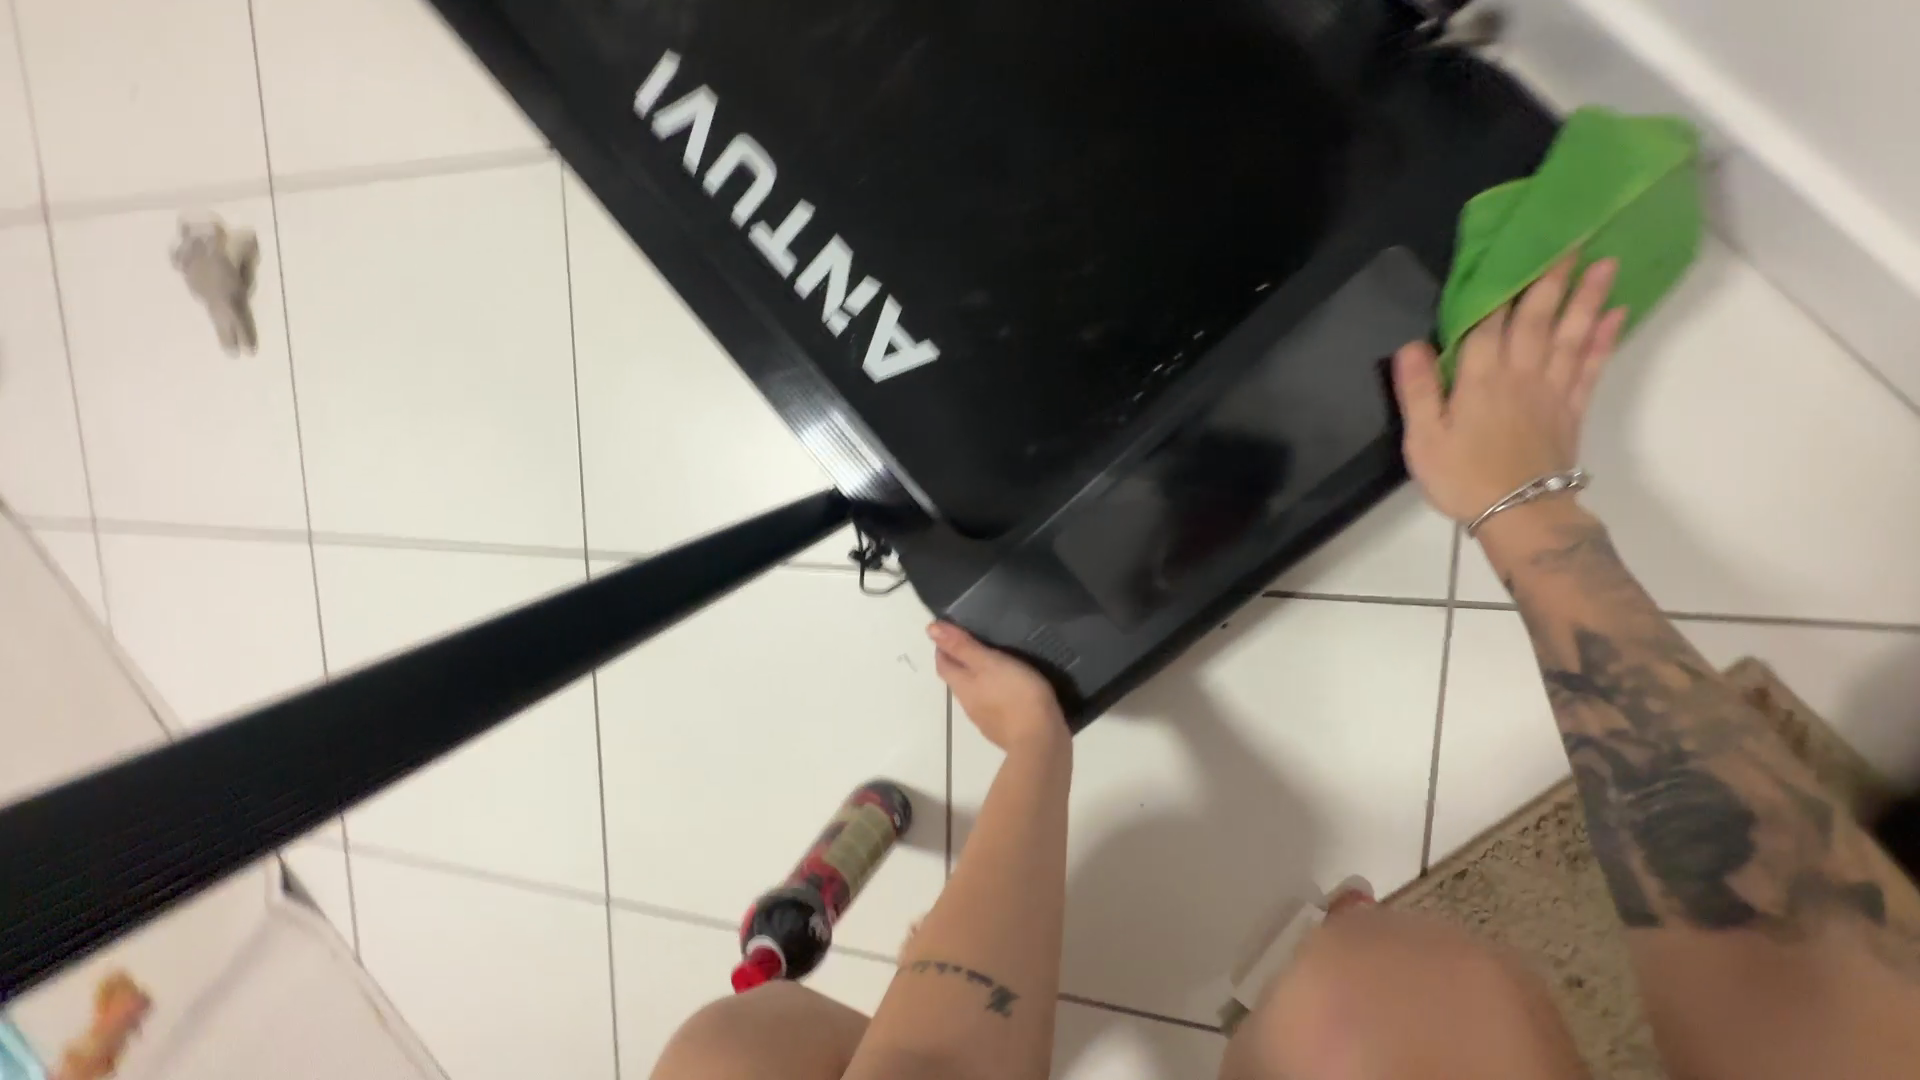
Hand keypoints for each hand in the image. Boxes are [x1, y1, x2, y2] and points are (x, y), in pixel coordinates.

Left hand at [929, 622, 1067, 752]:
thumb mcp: (989, 662)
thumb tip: (930, 629)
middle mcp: (968, 704)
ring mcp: (985, 720)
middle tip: (975, 644)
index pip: (942, 664)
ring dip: (979, 680)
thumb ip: (961, 646)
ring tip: (997, 665)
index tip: (951, 632)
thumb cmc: (1015, 694)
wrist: (1041, 741)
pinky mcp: (1003, 731)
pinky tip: (1012, 691)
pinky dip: (995, 695)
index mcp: (962, 686)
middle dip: (960, 663)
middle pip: (957, 680)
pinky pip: (993, 708)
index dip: (942, 648)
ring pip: (975, 695)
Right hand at [1393, 256, 1625, 523]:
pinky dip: (1603, 338)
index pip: (1487, 324)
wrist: (1520, 512)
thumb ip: (1417, 390)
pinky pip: (1590, 365)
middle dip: (1550, 278)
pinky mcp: (1571, 408)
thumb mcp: (1422, 439)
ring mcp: (1551, 390)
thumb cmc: (1461, 476)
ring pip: (1570, 334)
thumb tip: (1412, 345)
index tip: (1513, 252)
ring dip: (1587, 297)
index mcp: (1479, 379)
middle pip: (1536, 318)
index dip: (1498, 288)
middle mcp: (1520, 374)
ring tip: (1604, 262)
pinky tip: (1614, 315)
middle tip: (1572, 239)